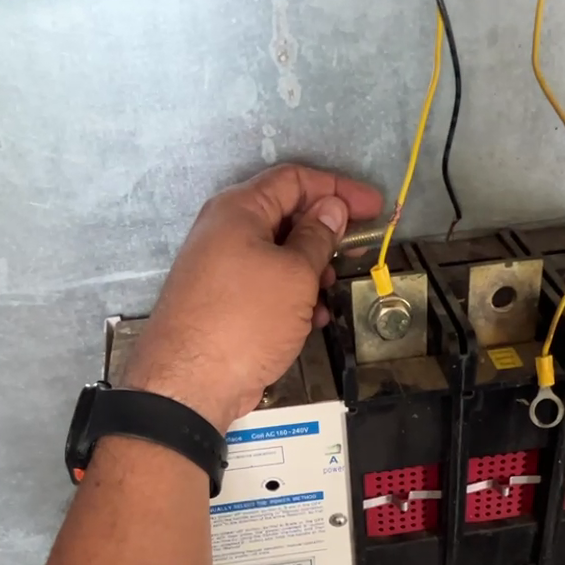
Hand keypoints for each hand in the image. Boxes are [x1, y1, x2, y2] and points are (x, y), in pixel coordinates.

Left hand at [121, 164, 383, 431]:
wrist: (191, 383)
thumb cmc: (244, 321)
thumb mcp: (295, 275)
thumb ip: (317, 238)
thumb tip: (330, 209)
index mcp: (239, 210)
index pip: (295, 181)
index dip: (338, 190)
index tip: (373, 208)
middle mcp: (225, 232)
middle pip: (285, 217)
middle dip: (324, 234)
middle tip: (354, 253)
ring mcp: (221, 269)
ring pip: (278, 257)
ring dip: (310, 272)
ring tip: (330, 293)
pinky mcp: (224, 303)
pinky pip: (266, 287)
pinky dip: (292, 297)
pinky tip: (311, 319)